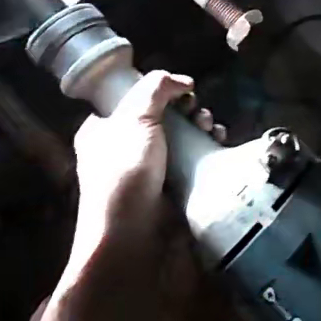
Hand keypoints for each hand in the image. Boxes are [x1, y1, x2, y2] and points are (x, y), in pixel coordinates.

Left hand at [60, 70, 192, 281]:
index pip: (134, 98)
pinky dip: (207, 149)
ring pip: (183, 136)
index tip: (182, 92)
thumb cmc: (125, 175)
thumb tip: (182, 80)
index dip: (160, 91)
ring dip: (202, 127)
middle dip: (189, 110)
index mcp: (103, 130)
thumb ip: (156, 89)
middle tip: (199, 114)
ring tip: (212, 130)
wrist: (132, 240)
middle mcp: (124, 148)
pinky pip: (193, 159)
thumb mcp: (135, 120)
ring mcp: (149, 169)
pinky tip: (217, 144)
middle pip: (165, 115)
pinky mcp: (171, 187)